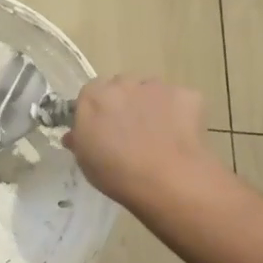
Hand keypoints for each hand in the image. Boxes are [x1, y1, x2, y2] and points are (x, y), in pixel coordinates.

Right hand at [62, 76, 218, 207]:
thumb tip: (74, 135)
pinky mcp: (187, 95)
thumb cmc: (116, 172)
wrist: (167, 179)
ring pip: (151, 91)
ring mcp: (156, 87)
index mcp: (92, 96)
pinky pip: (179, 100)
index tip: (102, 129)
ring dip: (151, 105)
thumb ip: (79, 139)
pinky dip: (180, 112)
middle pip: (121, 86)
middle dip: (124, 103)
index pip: (90, 94)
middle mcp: (123, 83)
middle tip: (130, 132)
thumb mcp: (84, 160)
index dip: (97, 111)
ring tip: (159, 135)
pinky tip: (181, 135)